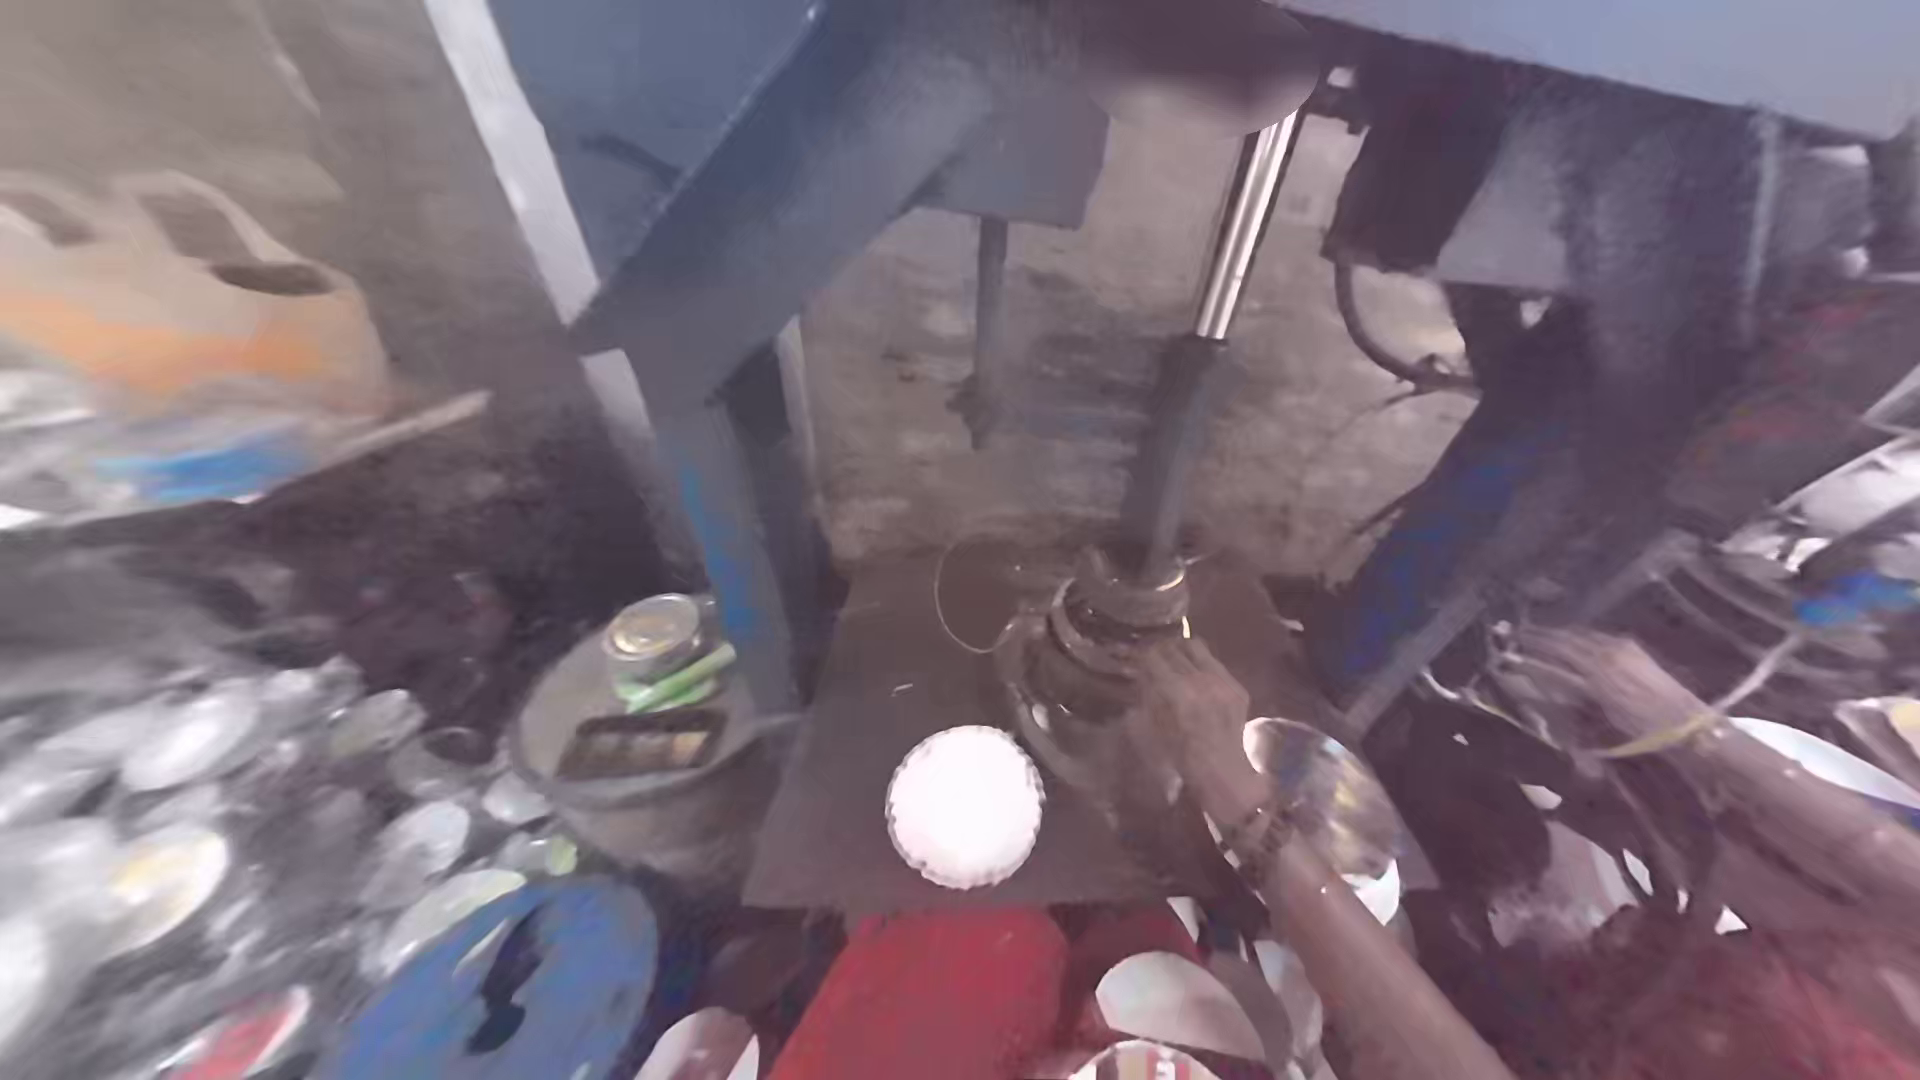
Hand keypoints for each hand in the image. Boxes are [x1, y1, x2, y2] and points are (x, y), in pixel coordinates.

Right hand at [1130, 638, 1267, 825]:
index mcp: (1177, 691)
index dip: (1141, 654)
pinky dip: (1200, 663)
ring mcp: (1222, 681)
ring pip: (1195, 646)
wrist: (1222, 772)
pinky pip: (1213, 662)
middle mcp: (1201, 680)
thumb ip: (1144, 693)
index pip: (1153, 655)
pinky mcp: (1237, 686)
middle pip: (1173, 647)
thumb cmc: (1179, 754)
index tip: (1136, 658)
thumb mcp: (1150, 725)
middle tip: (1152, 657)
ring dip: (1180, 649)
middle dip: (1159, 649)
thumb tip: (1138, 671)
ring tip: (1174, 658)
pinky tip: (1194, 675)